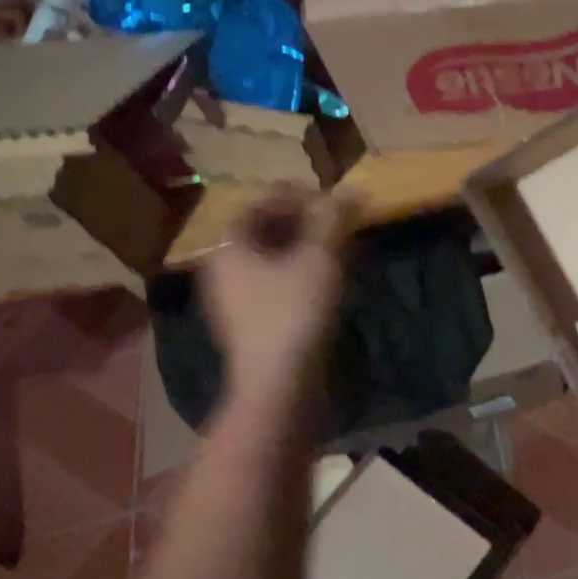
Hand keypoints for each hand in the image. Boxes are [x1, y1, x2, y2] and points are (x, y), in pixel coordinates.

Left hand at [200, 185, 357, 410]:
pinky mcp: (257, 326)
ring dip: (309, 249)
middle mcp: (226, 271)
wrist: (280, 386)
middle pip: (266, 232)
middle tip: (341, 221)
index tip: (330, 198)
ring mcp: (239, 302)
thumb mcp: (319, 258)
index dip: (294, 195)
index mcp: (229, 248)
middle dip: (306, 222)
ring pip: (275, 261)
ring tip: (345, 248)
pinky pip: (280, 286)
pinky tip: (335, 281)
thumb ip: (333, 220)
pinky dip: (306, 274)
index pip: (258, 204)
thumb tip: (351, 191)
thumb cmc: (294, 313)